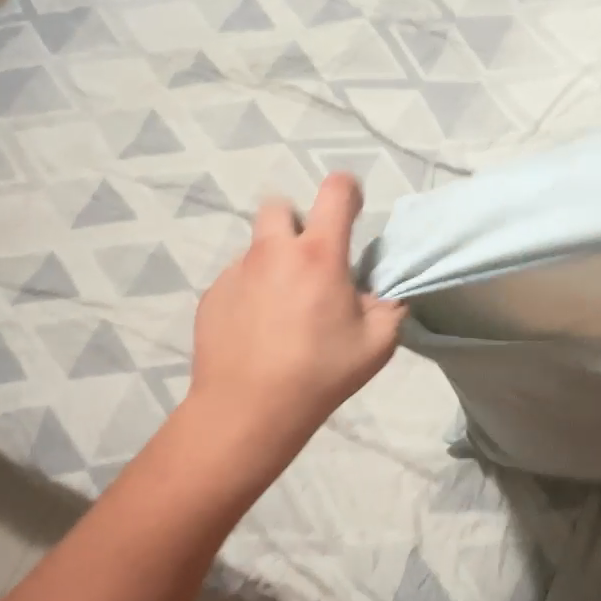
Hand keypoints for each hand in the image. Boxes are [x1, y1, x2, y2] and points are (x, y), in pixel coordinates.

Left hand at [181, 173, 405, 489]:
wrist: (248, 409)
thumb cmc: (320, 374)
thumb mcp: (377, 344)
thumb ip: (388, 308)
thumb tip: (382, 293)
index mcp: (319, 255)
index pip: (335, 191)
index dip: (348, 192)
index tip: (352, 211)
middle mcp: (273, 252)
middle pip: (280, 207)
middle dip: (298, 224)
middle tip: (310, 263)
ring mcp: (236, 272)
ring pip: (257, 248)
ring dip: (274, 264)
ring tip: (283, 309)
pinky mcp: (211, 296)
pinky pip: (236, 280)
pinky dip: (251, 294)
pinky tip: (258, 332)